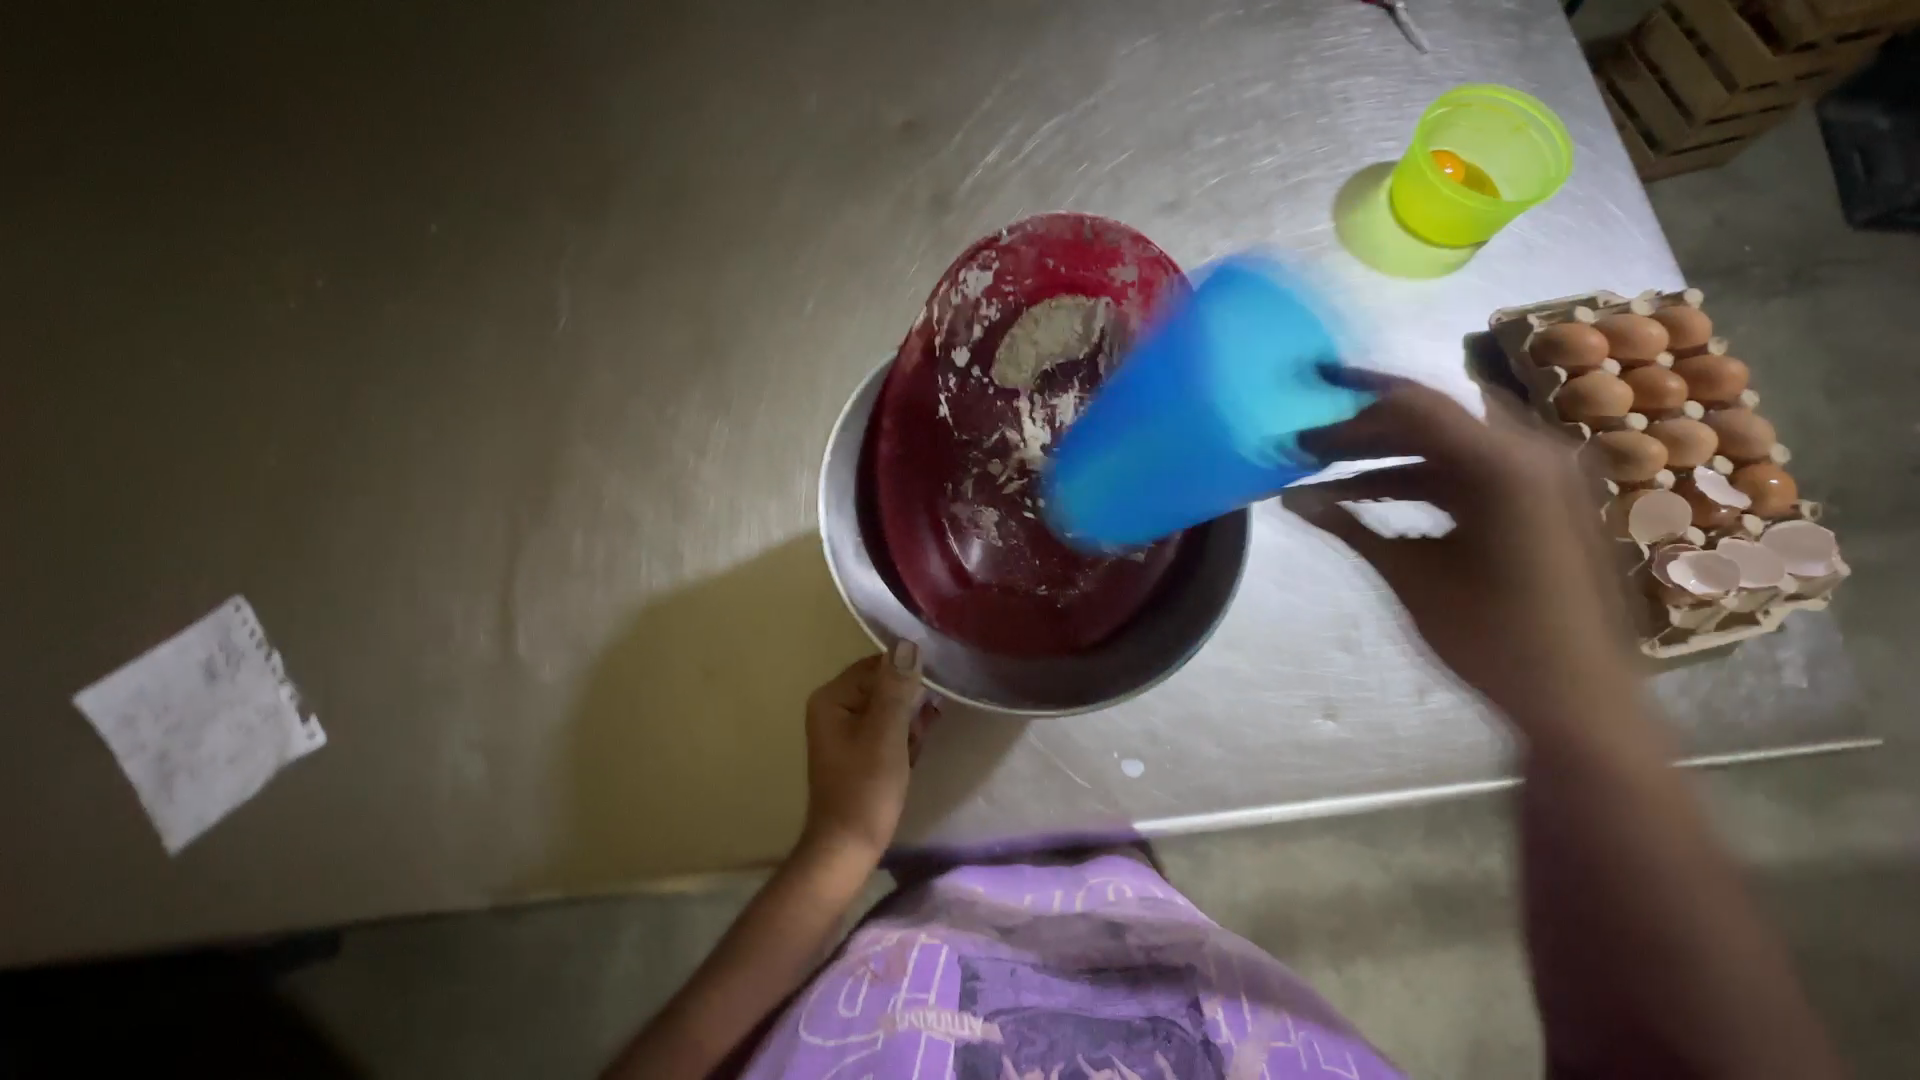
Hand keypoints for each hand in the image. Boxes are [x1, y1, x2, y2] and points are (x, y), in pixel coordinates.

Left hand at [798, 642, 935, 865]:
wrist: (848, 848)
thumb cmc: (866, 790)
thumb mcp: (886, 735)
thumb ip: (897, 687)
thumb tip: (907, 643)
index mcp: (832, 698)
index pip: (878, 666)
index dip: (907, 676)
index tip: (934, 691)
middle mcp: (833, 708)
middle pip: (884, 686)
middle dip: (910, 703)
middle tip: (923, 727)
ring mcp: (844, 731)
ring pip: (889, 710)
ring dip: (910, 723)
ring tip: (916, 745)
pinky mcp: (858, 752)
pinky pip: (887, 731)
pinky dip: (904, 739)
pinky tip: (913, 755)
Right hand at [1286, 372, 1640, 721]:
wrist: (1577, 699)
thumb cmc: (1493, 638)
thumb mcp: (1411, 576)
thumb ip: (1350, 525)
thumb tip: (1288, 496)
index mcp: (1505, 464)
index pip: (1415, 403)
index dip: (1356, 390)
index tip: (1309, 383)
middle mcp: (1531, 455)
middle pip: (1431, 419)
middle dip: (1363, 428)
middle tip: (1303, 442)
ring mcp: (1542, 479)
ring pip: (1445, 447)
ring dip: (1385, 456)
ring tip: (1322, 470)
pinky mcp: (1540, 503)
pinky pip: (1467, 473)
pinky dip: (1418, 479)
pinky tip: (1366, 494)